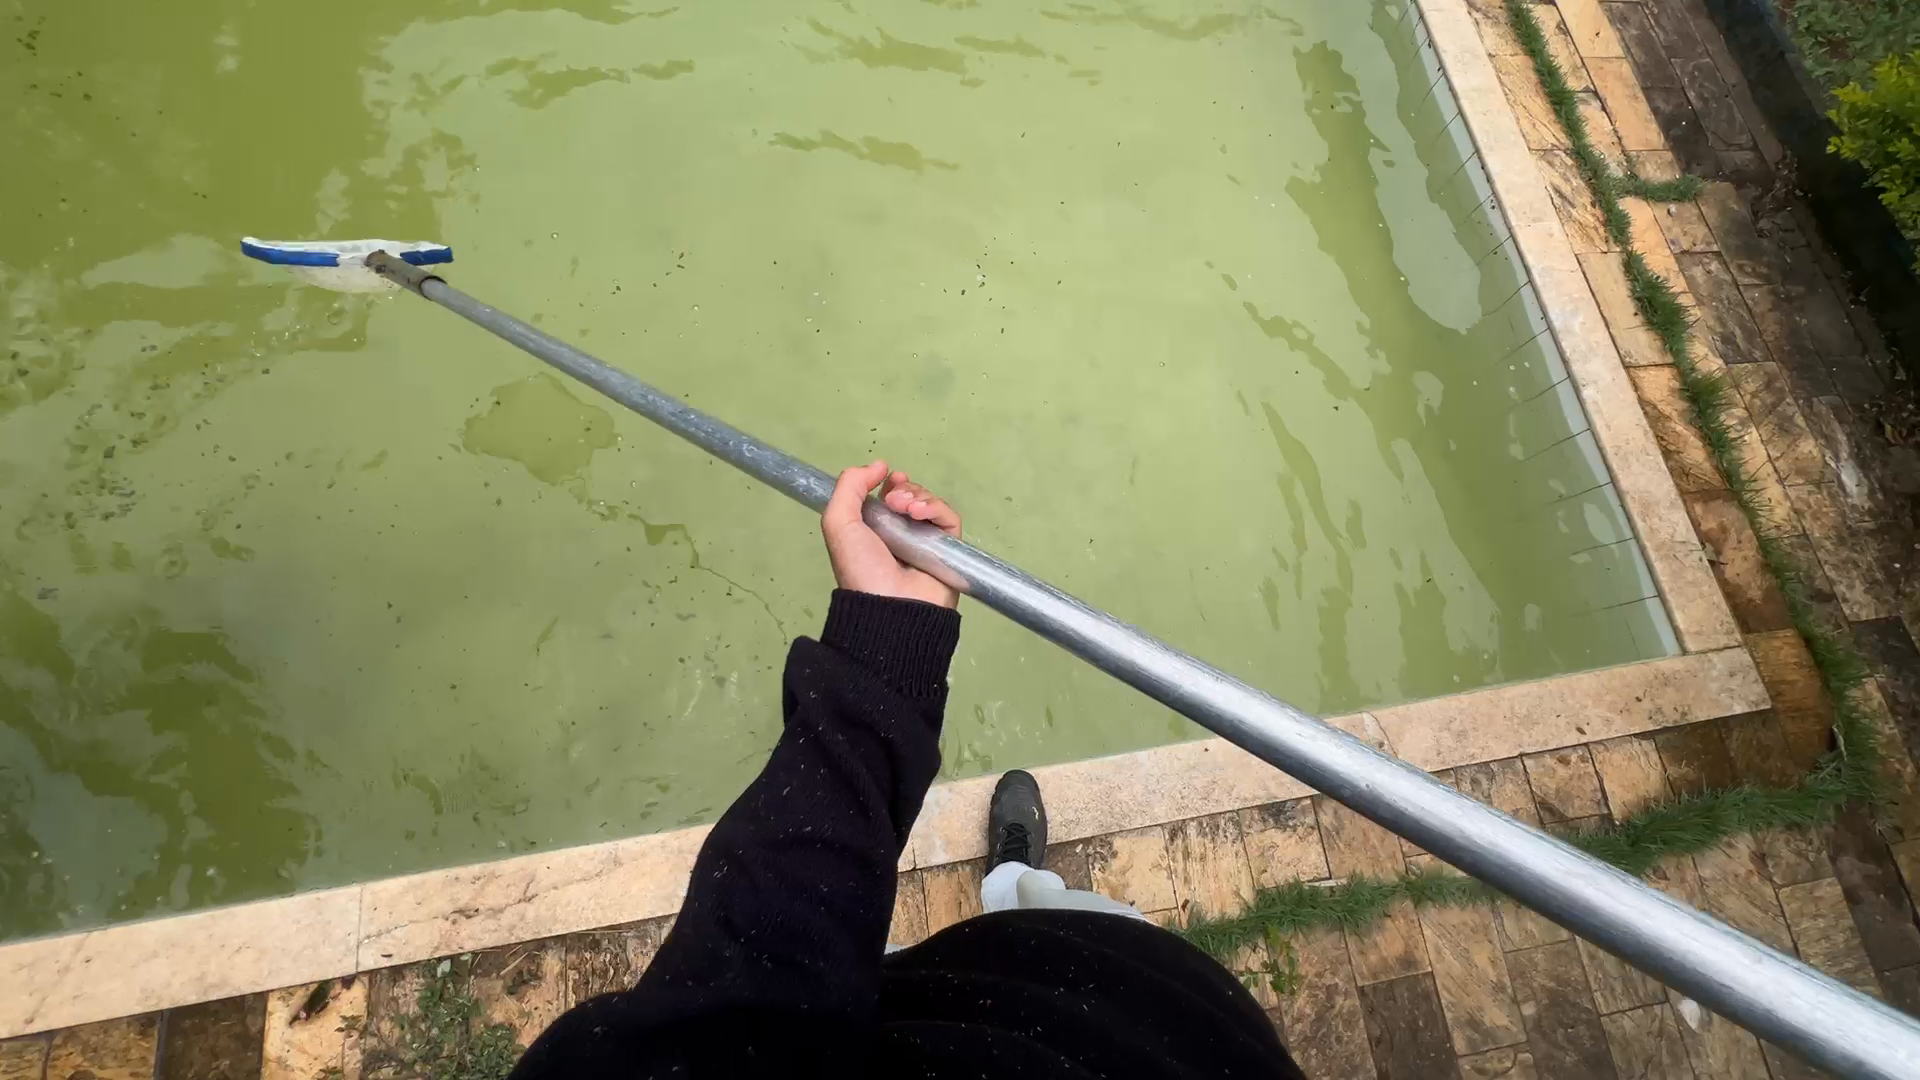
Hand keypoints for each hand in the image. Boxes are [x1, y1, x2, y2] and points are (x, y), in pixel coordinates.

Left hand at [820, 460, 961, 608]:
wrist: (890, 607)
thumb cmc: (861, 568)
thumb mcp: (838, 523)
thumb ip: (849, 487)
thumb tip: (878, 465)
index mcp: (876, 533)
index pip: (889, 498)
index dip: (890, 483)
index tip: (888, 478)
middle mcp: (902, 536)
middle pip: (911, 496)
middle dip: (904, 489)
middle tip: (896, 499)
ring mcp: (926, 543)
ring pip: (930, 504)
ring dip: (918, 497)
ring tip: (906, 509)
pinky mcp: (949, 550)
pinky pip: (949, 519)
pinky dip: (936, 508)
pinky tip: (921, 514)